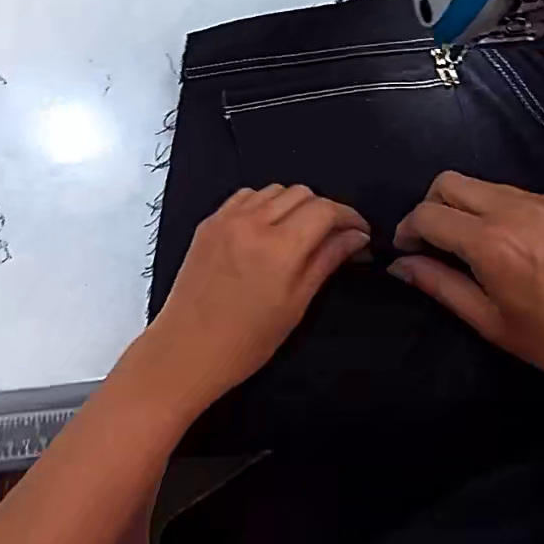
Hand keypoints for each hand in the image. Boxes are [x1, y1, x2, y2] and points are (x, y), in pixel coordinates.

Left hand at [121, 185, 369, 413]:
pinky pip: (247, 196)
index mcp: (280, 247)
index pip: (326, 210)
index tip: (360, 232)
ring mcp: (228, 218)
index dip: (349, 216)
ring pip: (276, 190)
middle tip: (332, 236)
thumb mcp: (297, 304)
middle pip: (304, 193)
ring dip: (295, 205)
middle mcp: (254, 223)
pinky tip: (267, 227)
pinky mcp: (210, 222)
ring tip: (299, 232)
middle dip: (325, 210)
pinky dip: (265, 204)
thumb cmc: (247, 341)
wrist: (184, 353)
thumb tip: (357, 236)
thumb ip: (328, 260)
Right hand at [390, 172, 543, 400]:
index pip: (429, 213)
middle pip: (450, 181)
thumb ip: (439, 285)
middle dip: (432, 206)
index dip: (407, 228)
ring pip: (485, 186)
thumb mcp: (490, 322)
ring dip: (468, 208)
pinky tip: (521, 248)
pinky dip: (504, 213)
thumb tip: (400, 265)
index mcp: (492, 242)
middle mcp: (515, 208)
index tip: (406, 249)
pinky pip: (520, 195)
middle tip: (435, 242)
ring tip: (479, 248)